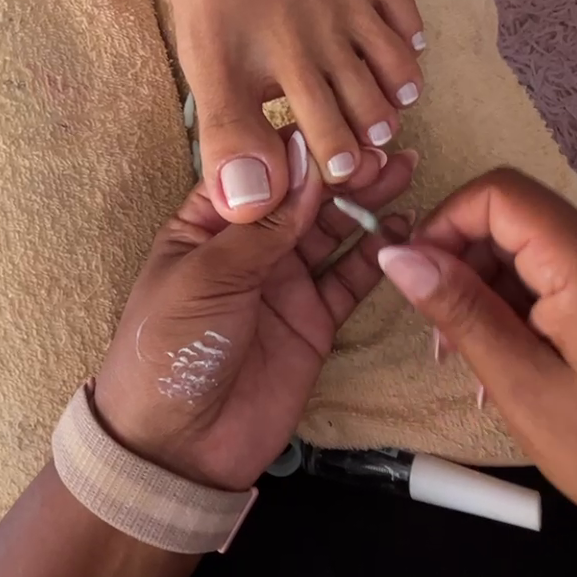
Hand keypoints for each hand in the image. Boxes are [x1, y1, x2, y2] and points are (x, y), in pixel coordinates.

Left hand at [92, 132, 418, 490]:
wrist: (178, 446)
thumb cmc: (172, 348)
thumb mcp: (208, 277)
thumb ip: (262, 224)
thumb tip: (303, 157)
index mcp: (209, 223)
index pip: (261, 171)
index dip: (300, 150)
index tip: (341, 129)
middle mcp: (250, 245)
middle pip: (303, 196)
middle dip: (342, 171)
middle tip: (386, 149)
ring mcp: (284, 281)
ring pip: (332, 229)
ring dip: (366, 201)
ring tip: (404, 171)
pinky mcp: (313, 318)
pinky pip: (350, 277)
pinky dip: (376, 253)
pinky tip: (403, 225)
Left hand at [117, 0, 426, 221]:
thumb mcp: (189, 28)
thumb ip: (225, 116)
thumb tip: (247, 198)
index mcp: (266, 55)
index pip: (318, 130)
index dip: (334, 161)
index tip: (346, 183)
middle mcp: (317, 28)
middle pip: (358, 99)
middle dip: (367, 136)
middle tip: (381, 160)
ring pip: (384, 57)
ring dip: (391, 91)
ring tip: (396, 114)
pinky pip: (399, 1)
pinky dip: (406, 32)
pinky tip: (410, 43)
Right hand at [373, 169, 576, 561]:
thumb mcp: (525, 386)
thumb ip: (460, 310)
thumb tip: (394, 252)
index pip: (498, 193)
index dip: (444, 222)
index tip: (415, 280)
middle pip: (512, 218)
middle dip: (462, 263)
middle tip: (441, 337)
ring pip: (530, 250)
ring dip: (487, 291)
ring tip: (475, 361)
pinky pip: (556, 277)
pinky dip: (519, 307)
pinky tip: (513, 363)